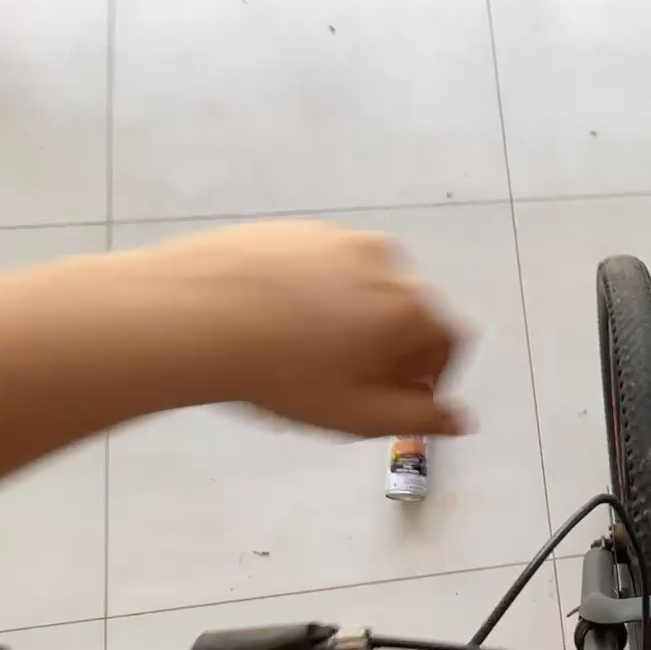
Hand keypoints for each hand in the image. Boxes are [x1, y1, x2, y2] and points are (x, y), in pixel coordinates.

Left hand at [130, 222, 467, 436]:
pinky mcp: (295, 229)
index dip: (436, 374)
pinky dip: (323, 295)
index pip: (453, 341)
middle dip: (397, 347)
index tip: (406, 395)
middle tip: (357, 380)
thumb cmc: (286, 376)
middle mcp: (387, 262)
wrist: (185, 317)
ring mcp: (338, 238)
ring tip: (316, 352)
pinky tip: (285, 324)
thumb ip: (424, 418)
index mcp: (413, 305)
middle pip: (412, 312)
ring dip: (360, 320)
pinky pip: (328, 268)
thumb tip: (465, 419)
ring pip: (370, 289)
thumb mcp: (362, 415)